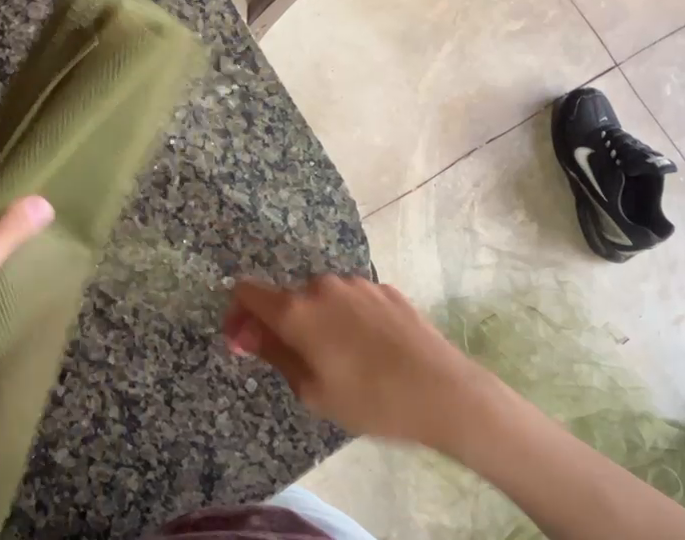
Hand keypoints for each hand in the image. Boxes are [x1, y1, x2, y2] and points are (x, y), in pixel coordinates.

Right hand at [223, 275, 488, 446]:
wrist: (446, 392)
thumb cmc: (372, 401)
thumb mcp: (313, 391)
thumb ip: (273, 354)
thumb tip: (244, 333)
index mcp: (296, 309)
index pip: (247, 291)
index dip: (238, 314)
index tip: (244, 342)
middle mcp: (321, 285)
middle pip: (286, 297)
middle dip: (280, 324)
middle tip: (296, 363)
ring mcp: (357, 284)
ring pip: (321, 299)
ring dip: (317, 321)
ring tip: (340, 360)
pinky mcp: (386, 289)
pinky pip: (352, 301)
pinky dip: (348, 320)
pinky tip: (369, 351)